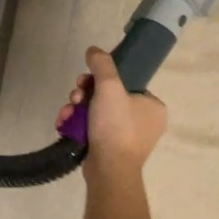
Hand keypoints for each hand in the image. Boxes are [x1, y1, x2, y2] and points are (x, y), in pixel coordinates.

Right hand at [56, 46, 167, 175]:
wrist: (109, 169)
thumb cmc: (116, 126)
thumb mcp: (110, 87)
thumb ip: (102, 65)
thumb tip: (93, 49)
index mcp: (153, 106)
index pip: (126, 83)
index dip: (102, 79)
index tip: (85, 80)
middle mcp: (144, 122)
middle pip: (107, 96)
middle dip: (84, 95)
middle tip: (74, 96)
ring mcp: (127, 137)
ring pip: (96, 112)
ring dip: (76, 108)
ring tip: (66, 113)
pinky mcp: (110, 149)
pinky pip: (92, 128)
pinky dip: (77, 124)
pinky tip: (64, 124)